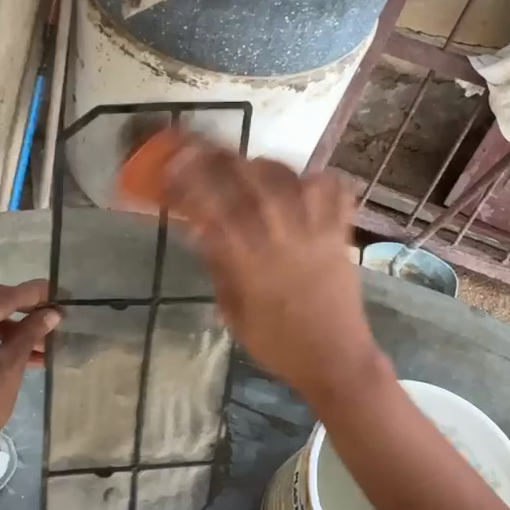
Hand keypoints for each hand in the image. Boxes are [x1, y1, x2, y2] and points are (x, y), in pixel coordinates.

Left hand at [0, 279, 61, 476]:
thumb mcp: (6, 373)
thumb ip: (27, 338)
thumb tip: (53, 313)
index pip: (1, 298)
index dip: (33, 293)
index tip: (61, 291)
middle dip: (27, 308)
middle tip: (59, 312)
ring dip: (18, 329)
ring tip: (50, 338)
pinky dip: (4, 342)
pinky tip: (32, 354)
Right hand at [162, 138, 390, 408]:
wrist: (335, 360)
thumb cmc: (276, 343)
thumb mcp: (232, 310)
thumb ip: (219, 265)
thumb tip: (200, 229)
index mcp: (246, 257)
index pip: (209, 204)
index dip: (186, 180)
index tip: (169, 166)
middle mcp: (278, 234)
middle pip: (244, 177)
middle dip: (216, 157)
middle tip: (198, 149)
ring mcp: (313, 229)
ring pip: (286, 176)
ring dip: (262, 165)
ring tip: (248, 167)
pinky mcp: (339, 233)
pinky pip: (333, 191)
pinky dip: (318, 180)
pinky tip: (302, 184)